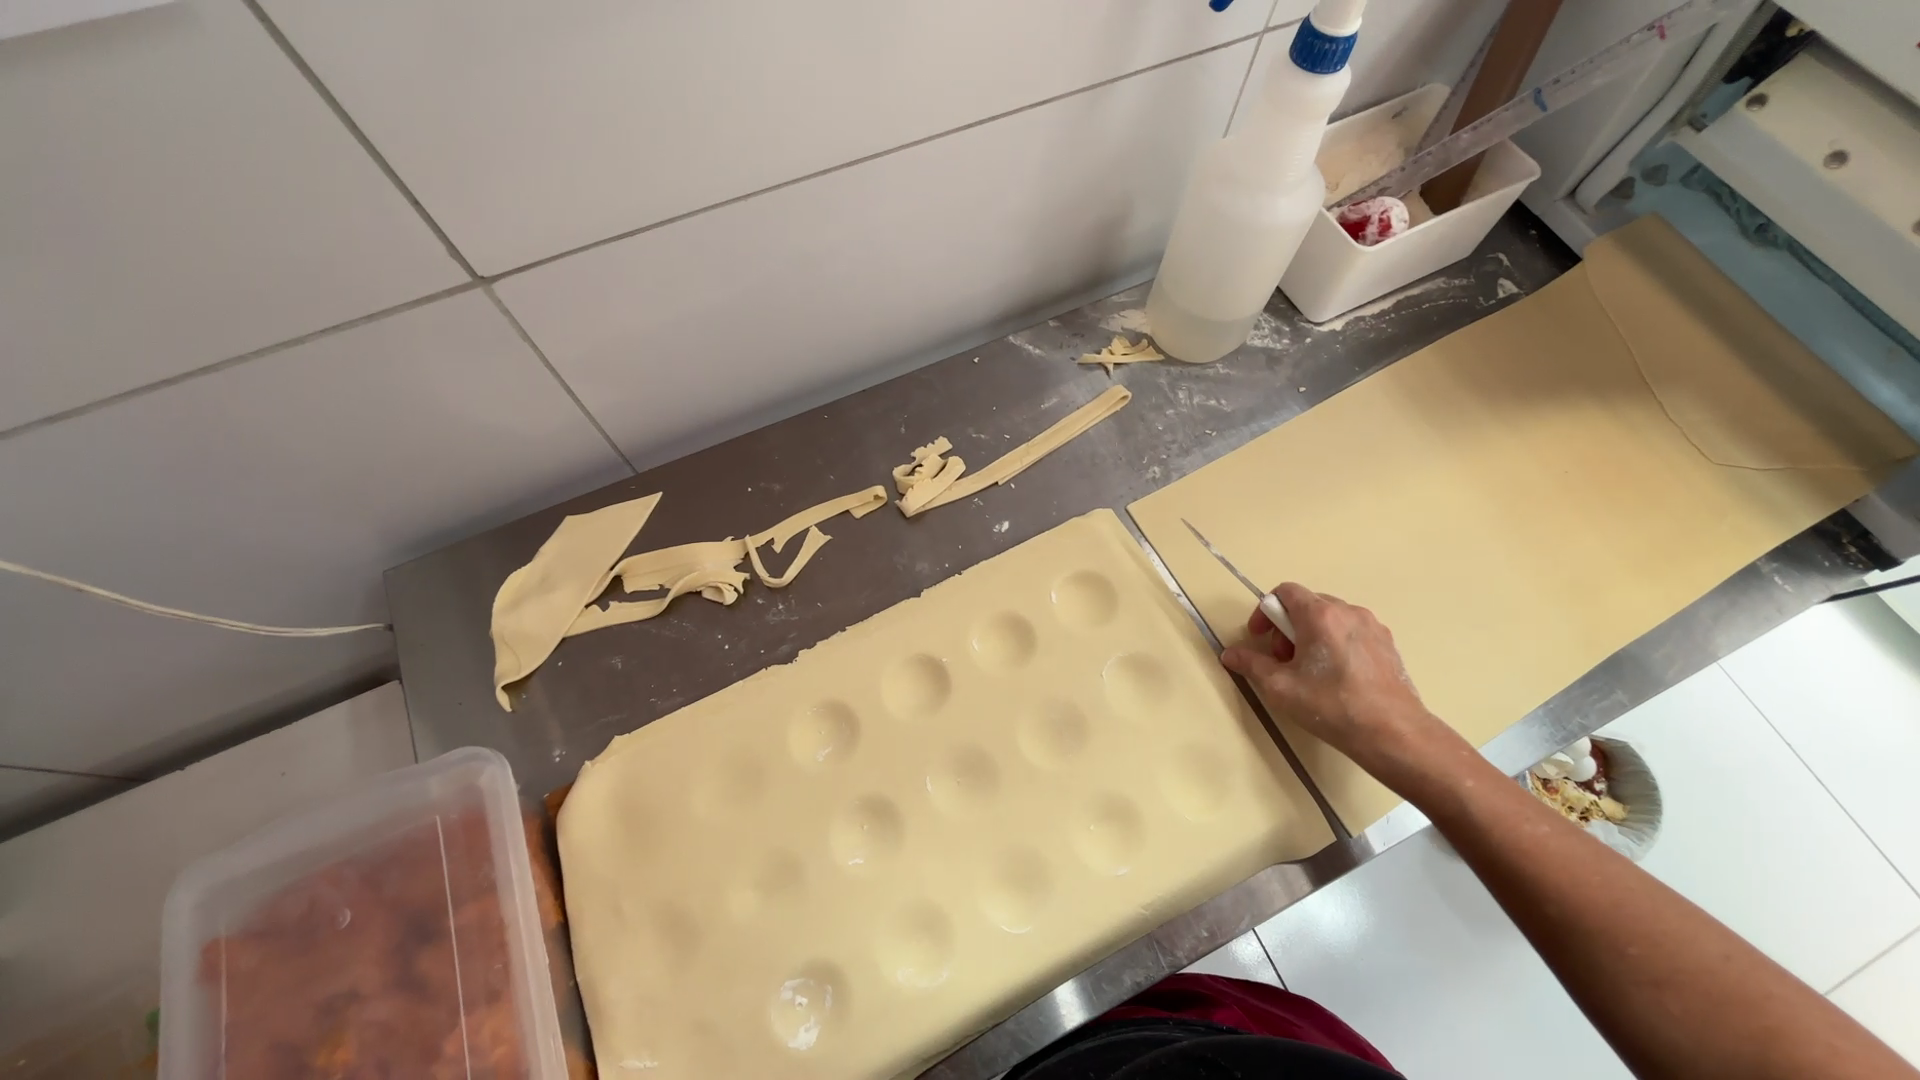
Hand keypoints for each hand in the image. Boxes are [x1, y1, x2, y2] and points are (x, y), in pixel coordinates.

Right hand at [1221, 583, 1471, 796]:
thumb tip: (1229, 654)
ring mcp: (1373, 627)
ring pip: (1331, 618)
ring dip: (1311, 635)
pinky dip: (1335, 644)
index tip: (1260, 638)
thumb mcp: (1280, 688)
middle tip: (1284, 660)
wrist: (1393, 733)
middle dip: (1287, 627)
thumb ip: (1251, 665)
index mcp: (1320, 615)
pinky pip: (1352, 632)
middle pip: (1308, 604)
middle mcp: (1348, 612)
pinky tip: (1336, 677)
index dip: (1265, 612)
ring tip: (1309, 670)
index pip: (1285, 592)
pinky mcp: (1388, 644)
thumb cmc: (1331, 706)